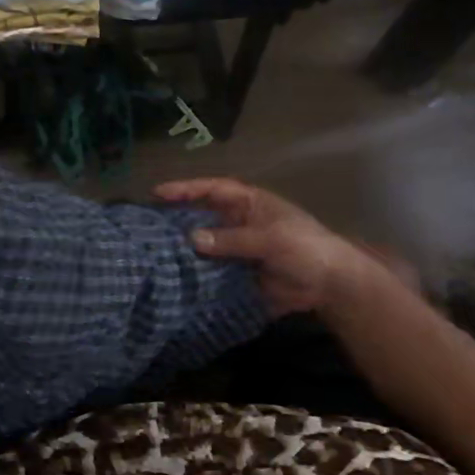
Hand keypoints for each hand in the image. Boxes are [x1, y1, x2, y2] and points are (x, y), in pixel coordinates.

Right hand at [154, 177, 374, 316]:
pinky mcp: (233, 274)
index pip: (212, 190)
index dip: (185, 189)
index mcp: (247, 204)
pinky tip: (172, 279)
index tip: (157, 193)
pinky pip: (208, 271)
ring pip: (201, 245)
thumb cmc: (305, 248)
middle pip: (200, 216)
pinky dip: (192, 274)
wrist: (329, 285)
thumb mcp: (270, 239)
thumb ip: (231, 239)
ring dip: (180, 249)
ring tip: (151, 253)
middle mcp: (236, 223)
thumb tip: (191, 239)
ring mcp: (233, 249)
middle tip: (145, 225)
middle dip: (175, 219)